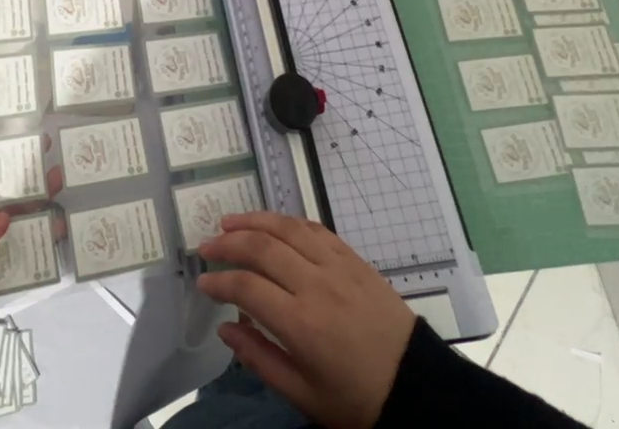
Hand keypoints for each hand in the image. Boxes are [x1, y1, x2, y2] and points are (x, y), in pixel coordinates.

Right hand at [197, 212, 414, 428]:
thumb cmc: (354, 398)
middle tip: (207, 246)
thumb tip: (224, 327)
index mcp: (301, 323)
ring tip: (230, 222)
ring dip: (255, 220)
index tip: (203, 283)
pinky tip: (274, 225)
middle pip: (262, 247)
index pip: (246, 286)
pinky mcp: (355, 260)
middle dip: (228, 243)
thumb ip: (258, 358)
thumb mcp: (303, 394)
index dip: (218, 281)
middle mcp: (316, 285)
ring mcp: (338, 267)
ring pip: (288, 228)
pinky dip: (289, 222)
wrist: (415, 386)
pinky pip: (316, 229)